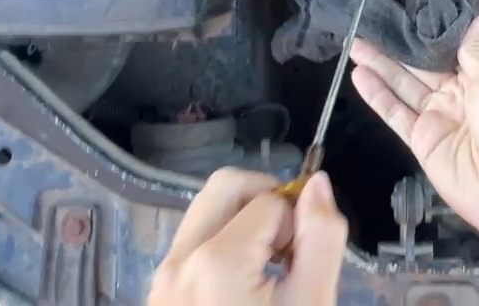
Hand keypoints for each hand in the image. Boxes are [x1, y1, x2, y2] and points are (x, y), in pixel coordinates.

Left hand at [148, 168, 346, 305]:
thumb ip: (321, 240)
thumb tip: (317, 184)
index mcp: (216, 262)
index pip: (271, 200)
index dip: (298, 223)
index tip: (306, 262)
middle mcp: (178, 262)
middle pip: (226, 187)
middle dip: (265, 200)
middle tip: (290, 247)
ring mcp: (161, 282)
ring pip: (206, 214)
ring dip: (243, 223)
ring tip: (270, 273)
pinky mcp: (157, 300)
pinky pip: (191, 246)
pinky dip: (222, 248)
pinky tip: (244, 294)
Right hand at [350, 11, 478, 251]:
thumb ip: (476, 48)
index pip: (449, 49)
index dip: (428, 33)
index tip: (406, 12)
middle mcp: (458, 95)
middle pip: (421, 66)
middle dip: (397, 46)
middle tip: (371, 24)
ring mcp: (438, 119)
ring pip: (404, 85)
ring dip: (380, 65)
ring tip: (356, 43)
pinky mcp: (421, 142)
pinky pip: (396, 113)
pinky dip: (377, 95)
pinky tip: (359, 74)